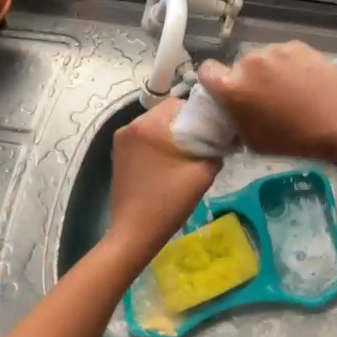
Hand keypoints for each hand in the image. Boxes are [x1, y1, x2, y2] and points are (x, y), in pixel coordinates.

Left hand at [105, 99, 220, 264]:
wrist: (134, 233)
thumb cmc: (169, 202)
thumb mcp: (203, 173)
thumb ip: (215, 150)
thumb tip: (219, 141)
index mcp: (148, 126)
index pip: (178, 103)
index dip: (198, 115)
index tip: (210, 133)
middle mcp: (129, 127)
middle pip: (164, 114)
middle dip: (184, 126)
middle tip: (201, 147)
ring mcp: (120, 142)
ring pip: (153, 127)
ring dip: (170, 137)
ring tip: (185, 158)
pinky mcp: (117, 156)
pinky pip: (143, 141)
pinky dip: (157, 147)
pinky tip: (168, 167)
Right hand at [197, 42, 336, 161]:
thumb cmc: (294, 139)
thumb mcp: (253, 141)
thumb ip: (234, 119)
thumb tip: (230, 110)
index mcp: (233, 87)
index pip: (207, 71)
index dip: (214, 81)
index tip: (226, 92)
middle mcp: (249, 63)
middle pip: (239, 67)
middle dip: (248, 80)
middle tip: (266, 98)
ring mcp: (275, 51)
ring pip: (263, 60)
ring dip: (269, 72)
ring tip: (290, 91)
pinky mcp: (297, 45)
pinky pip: (284, 55)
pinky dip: (289, 65)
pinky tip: (304, 82)